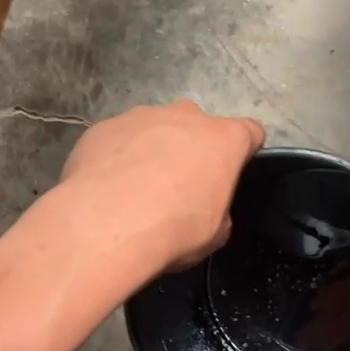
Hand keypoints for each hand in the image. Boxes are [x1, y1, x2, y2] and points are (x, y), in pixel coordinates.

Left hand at [54, 100, 264, 269]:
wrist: (105, 225)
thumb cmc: (172, 230)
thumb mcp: (214, 234)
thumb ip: (217, 209)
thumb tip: (204, 207)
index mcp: (223, 139)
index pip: (248, 133)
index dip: (240, 153)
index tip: (228, 172)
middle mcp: (184, 116)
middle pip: (195, 126)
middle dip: (188, 150)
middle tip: (174, 187)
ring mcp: (139, 117)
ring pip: (151, 129)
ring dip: (148, 151)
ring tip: (132, 189)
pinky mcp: (102, 128)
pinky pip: (115, 140)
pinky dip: (113, 158)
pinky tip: (104, 187)